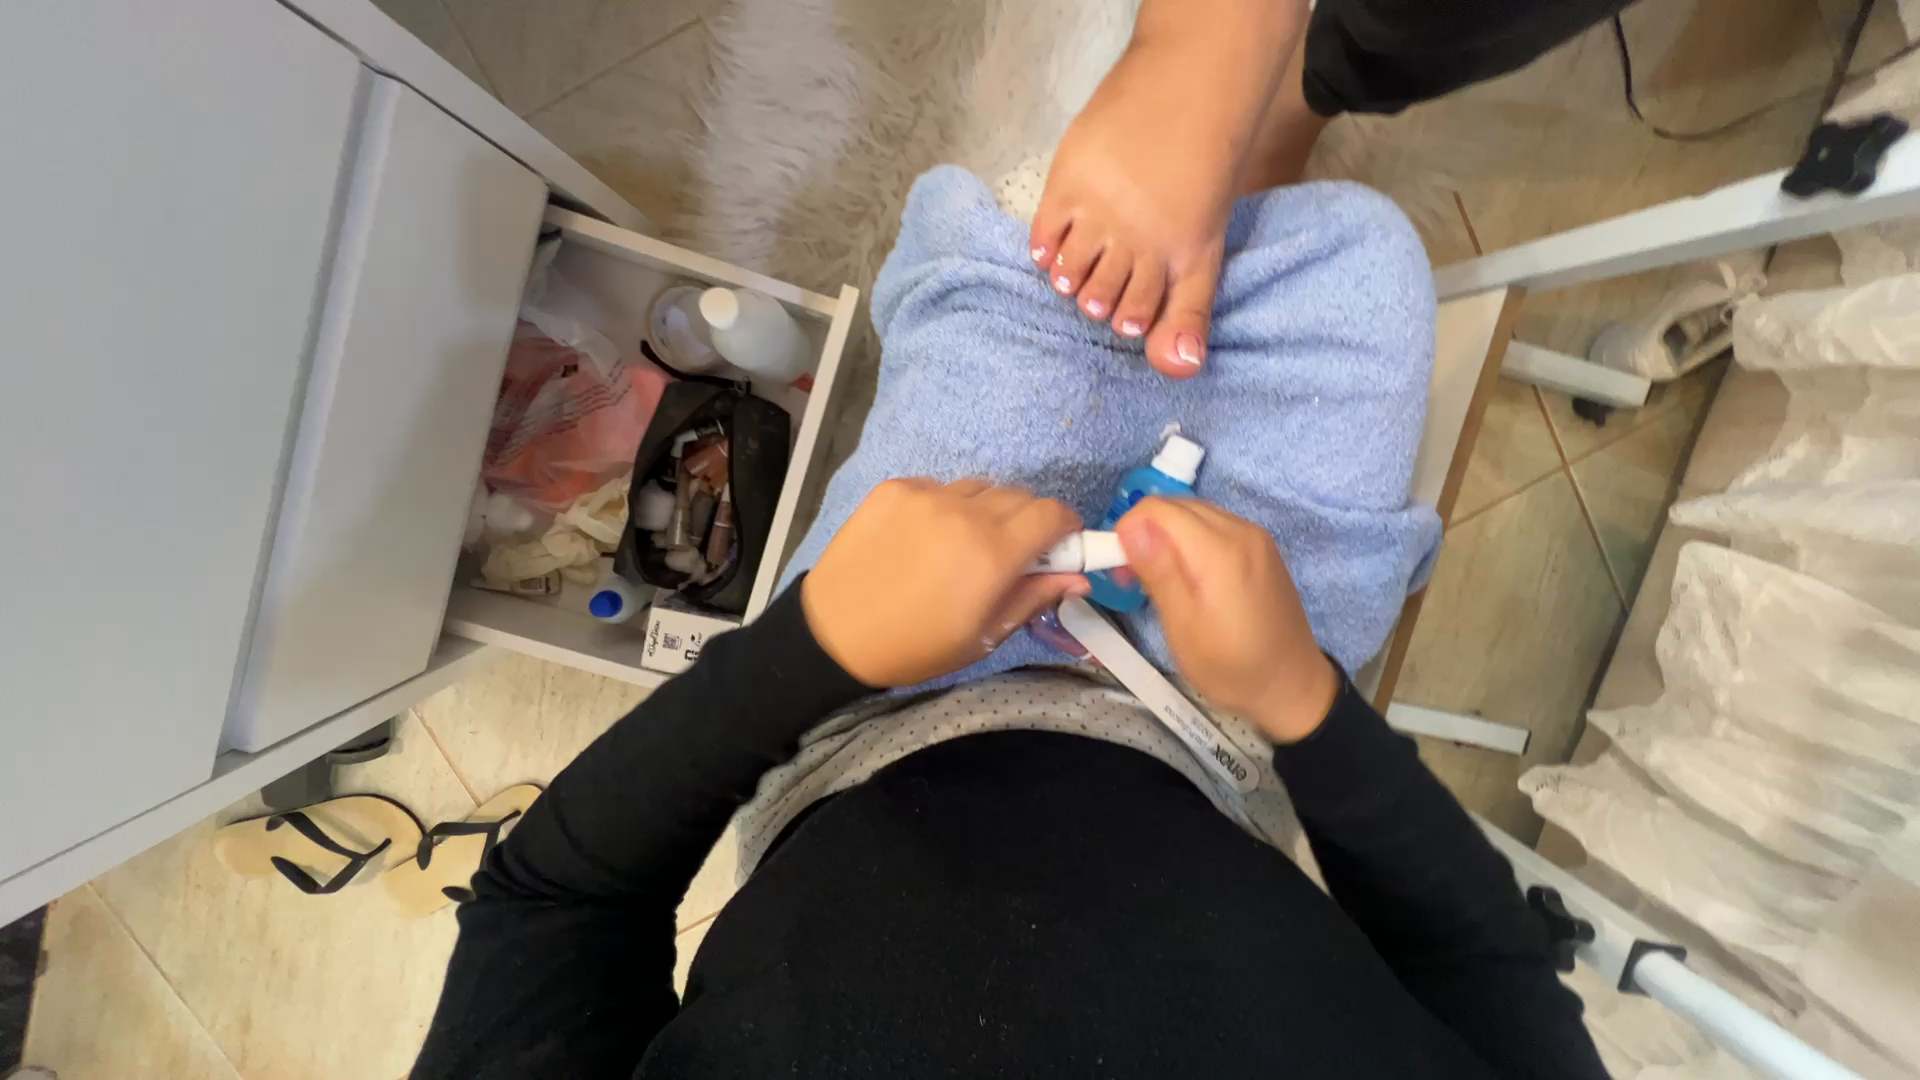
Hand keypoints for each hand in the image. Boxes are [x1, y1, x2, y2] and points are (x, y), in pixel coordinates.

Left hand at [801, 478, 1089, 686]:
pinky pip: (940, 487)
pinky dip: (947, 506)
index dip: (1066, 526)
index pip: (1053, 513)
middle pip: (1020, 496)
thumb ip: (1033, 598)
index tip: (1061, 545)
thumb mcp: (982, 636)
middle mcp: (964, 512)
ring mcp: (926, 495)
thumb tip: (1078, 577)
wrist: (832, 634)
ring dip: (987, 510)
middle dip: (1029, 521)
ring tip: (964, 544)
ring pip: (980, 488)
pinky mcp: (895, 488)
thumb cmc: (914, 647)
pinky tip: (926, 536)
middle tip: (1011, 554)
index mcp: (992, 553)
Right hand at [1028, 0, 1305, 377]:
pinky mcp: (1070, 182)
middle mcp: (1137, 239)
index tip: (1125, 316)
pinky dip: (1044, 251)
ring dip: (1069, 280)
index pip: (1137, 318)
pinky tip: (1051, 251)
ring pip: (1070, 272)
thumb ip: (1189, 313)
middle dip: (1098, 302)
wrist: (1191, 88)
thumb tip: (1179, 372)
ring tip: (1071, 275)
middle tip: (1095, 292)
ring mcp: (1100, 210)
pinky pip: (1044, 235)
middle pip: (1099, 299)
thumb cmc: (1200, 179)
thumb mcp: (1205, 250)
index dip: (1129, 322)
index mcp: (1175, 258)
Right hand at [1115, 498, 1337, 742]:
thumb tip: (1130, 526)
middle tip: (1134, 578)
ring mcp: (1255, 536)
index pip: (1158, 510)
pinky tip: (1187, 575)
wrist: (1293, 687)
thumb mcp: (1184, 628)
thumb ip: (1159, 571)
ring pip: (1193, 513)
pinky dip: (1189, 540)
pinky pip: (1213, 525)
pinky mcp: (1261, 547)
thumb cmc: (1232, 666)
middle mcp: (1241, 531)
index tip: (1123, 571)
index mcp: (1221, 550)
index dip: (1129, 531)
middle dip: (1145, 532)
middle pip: (1175, 506)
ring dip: (1166, 536)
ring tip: (1159, 578)